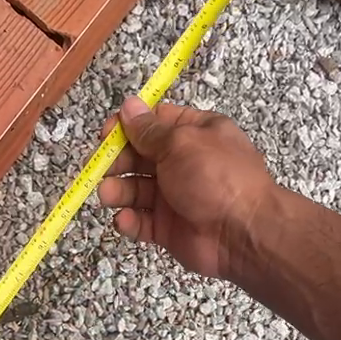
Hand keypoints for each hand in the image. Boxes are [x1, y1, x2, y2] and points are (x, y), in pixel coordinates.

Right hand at [96, 97, 278, 280]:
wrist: (241, 232)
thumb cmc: (217, 178)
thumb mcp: (182, 143)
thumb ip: (150, 130)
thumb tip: (128, 106)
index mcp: (194, 134)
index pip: (155, 124)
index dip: (128, 127)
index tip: (106, 135)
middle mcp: (183, 164)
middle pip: (140, 157)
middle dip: (117, 161)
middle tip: (99, 168)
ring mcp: (174, 198)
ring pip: (136, 191)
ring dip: (118, 191)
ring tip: (107, 195)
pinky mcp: (167, 229)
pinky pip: (141, 223)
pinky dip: (129, 221)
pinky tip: (124, 220)